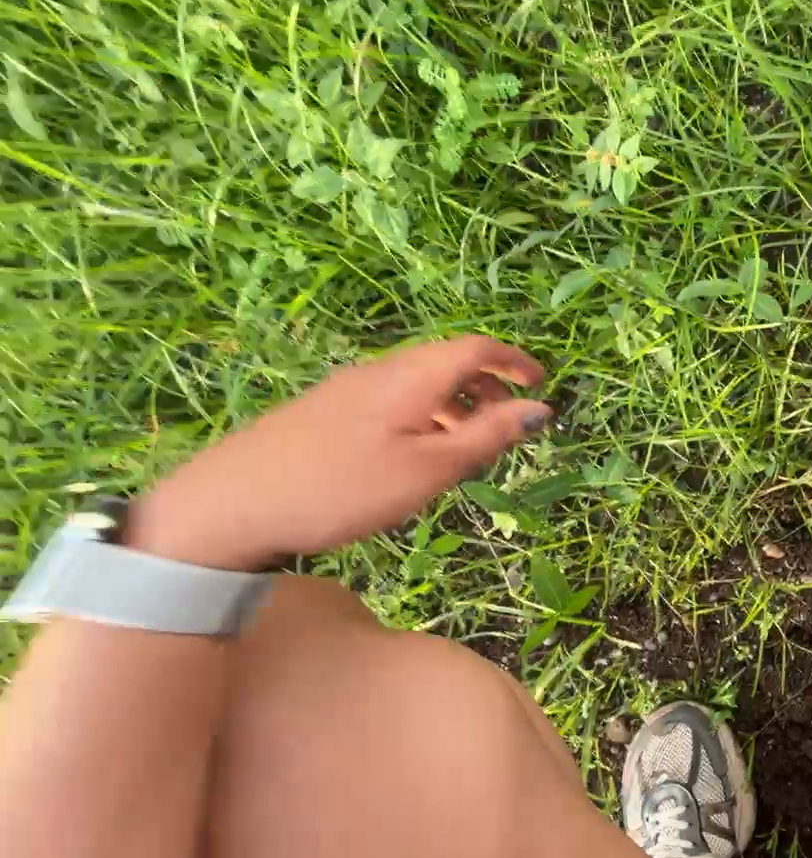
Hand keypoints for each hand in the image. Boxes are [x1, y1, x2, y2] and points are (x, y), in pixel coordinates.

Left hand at [127, 336, 548, 570]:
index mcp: (411, 377)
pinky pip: (393, 398)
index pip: (476, 348)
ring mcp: (346, 390)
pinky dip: (426, 414)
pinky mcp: (324, 412)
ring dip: (458, 403)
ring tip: (468, 448)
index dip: (516, 361)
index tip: (542, 385)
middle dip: (489, 385)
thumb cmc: (343, 487)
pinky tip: (416, 454)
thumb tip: (540, 407)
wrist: (223, 508)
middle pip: (448, 361)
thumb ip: (489, 435)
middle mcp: (380, 372)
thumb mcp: (431, 467)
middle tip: (509, 424)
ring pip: (420, 382)